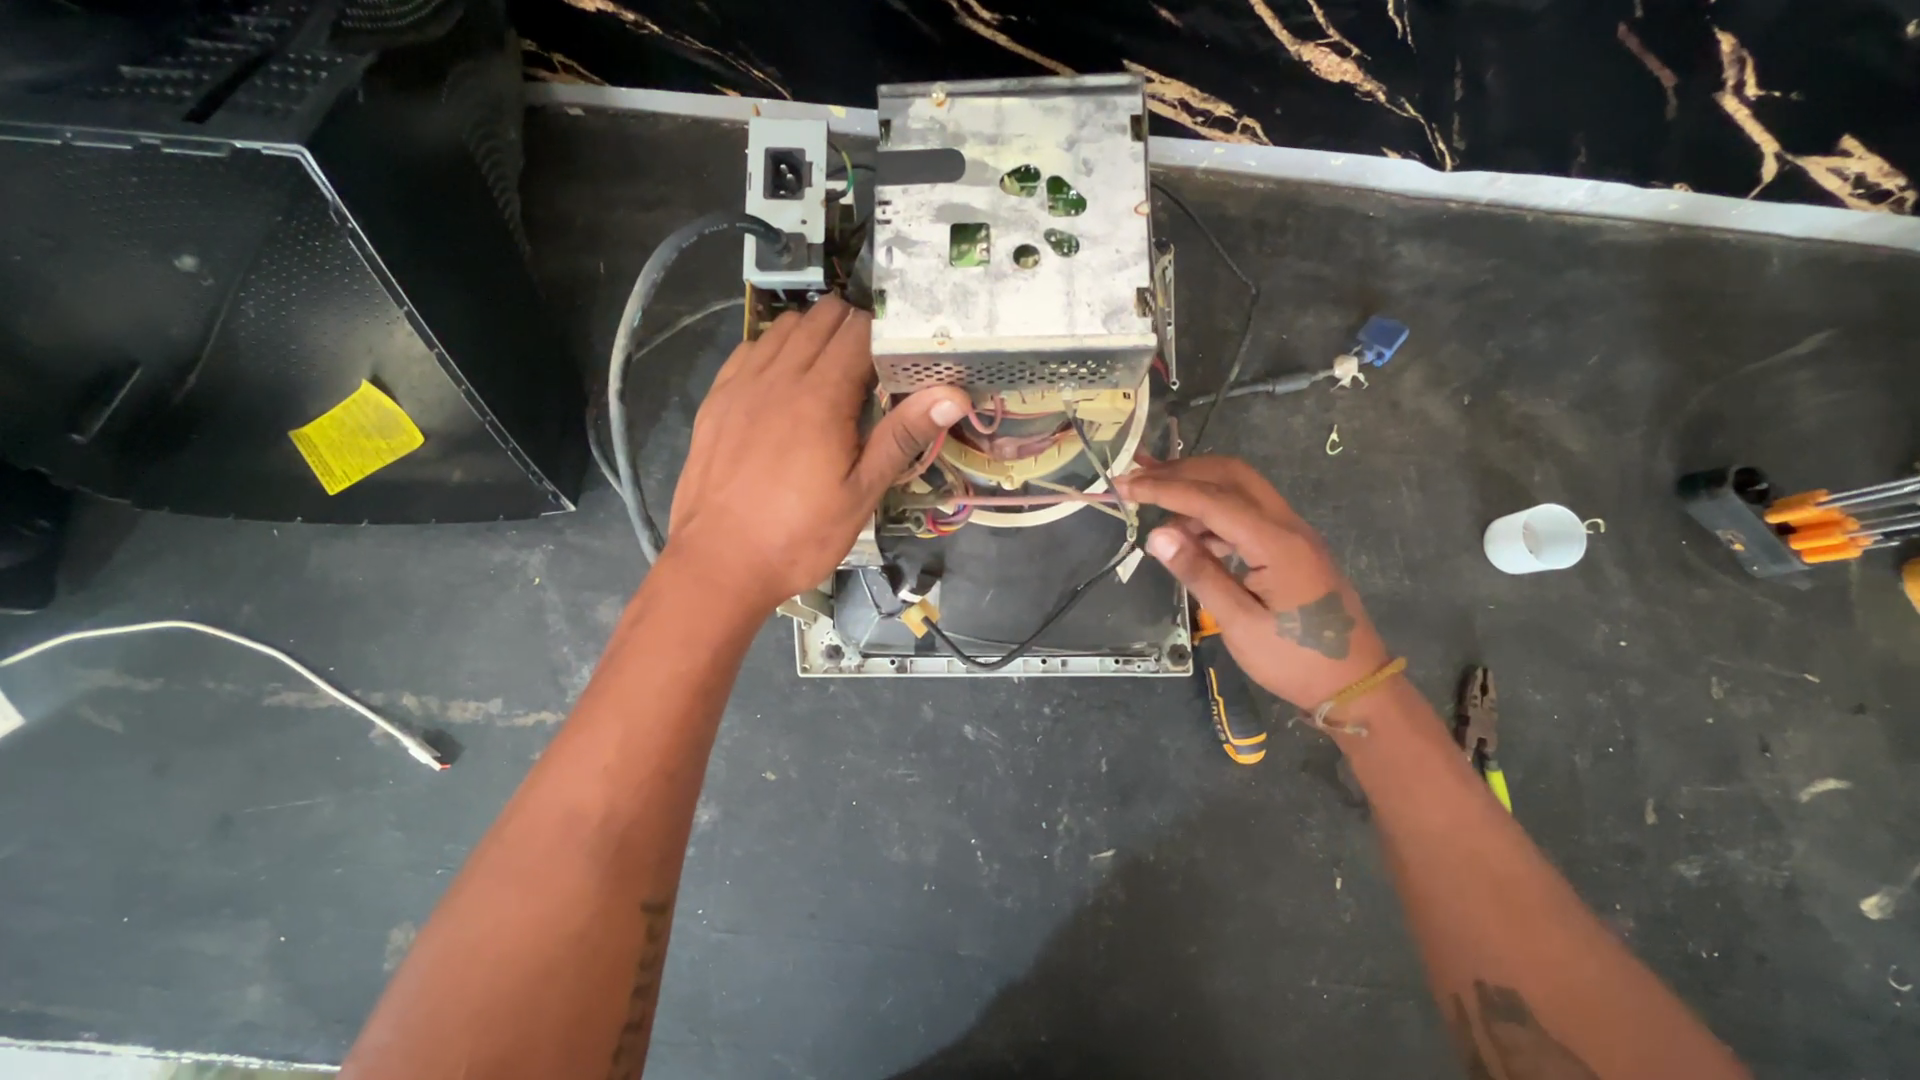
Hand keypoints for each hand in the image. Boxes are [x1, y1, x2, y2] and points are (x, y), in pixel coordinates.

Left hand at [665, 296, 967, 608]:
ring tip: (831, 373)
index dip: (885, 336)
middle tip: (871, 368)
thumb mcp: (861, 493)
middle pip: (822, 317)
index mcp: (820, 396)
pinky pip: (750, 350)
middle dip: (853, 330)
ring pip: (784, 326)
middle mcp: (779, 376)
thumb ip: (902, 436)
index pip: (859, 331)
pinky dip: (775, 351)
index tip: (900, 360)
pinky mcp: (717, 399)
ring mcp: (742, 384)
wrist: (718, 564)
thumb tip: (953, 395)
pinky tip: (785, 385)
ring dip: (813, 335)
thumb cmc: (799, 536)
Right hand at [1116, 456, 1389, 709]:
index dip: (1164, 489)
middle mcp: (1288, 526)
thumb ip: (1200, 573)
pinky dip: (1215, 513)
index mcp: (1276, 542)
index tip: (1125, 484)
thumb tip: (1157, 535)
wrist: (1354, 684)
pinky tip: (1189, 535)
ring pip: (1242, 490)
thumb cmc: (1294, 660)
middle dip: (1182, 471)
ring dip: (1198, 488)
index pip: (1211, 499)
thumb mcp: (1239, 623)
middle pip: (1231, 476)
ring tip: (1154, 504)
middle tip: (1138, 476)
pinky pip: (1249, 514)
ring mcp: (1294, 535)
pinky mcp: (1293, 549)